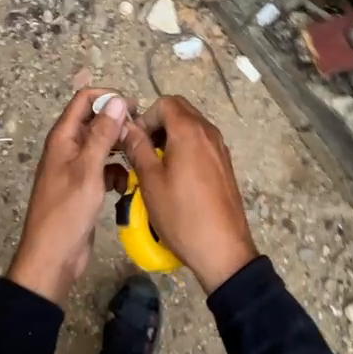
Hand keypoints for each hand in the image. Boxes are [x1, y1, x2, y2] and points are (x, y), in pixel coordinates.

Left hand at [6, 87, 131, 302]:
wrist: (52, 258)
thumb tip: (117, 100)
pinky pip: (103, 168)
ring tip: (137, 157)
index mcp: (63, 137)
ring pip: (102, 146)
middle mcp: (68, 147)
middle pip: (95, 121)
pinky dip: (116, 172)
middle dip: (117, 124)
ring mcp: (76, 168)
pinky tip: (125, 185)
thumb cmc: (67, 211)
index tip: (134, 107)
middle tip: (141, 134)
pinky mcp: (84, 187)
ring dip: (119, 149)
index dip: (108, 97)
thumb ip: (102, 134)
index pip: (84, 100)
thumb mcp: (88, 169)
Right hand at [121, 96, 259, 291]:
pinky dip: (186, 147)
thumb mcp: (151, 182)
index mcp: (189, 130)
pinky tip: (177, 176)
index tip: (135, 142)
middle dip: (158, 124)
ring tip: (157, 165)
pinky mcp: (225, 163)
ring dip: (172, 135)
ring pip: (191, 125)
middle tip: (144, 151)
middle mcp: (208, 131)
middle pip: (180, 110)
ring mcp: (220, 147)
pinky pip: (202, 141)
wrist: (223, 250)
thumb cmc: (182, 215)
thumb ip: (138, 148)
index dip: (146, 117)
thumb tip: (127, 127)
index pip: (164, 102)